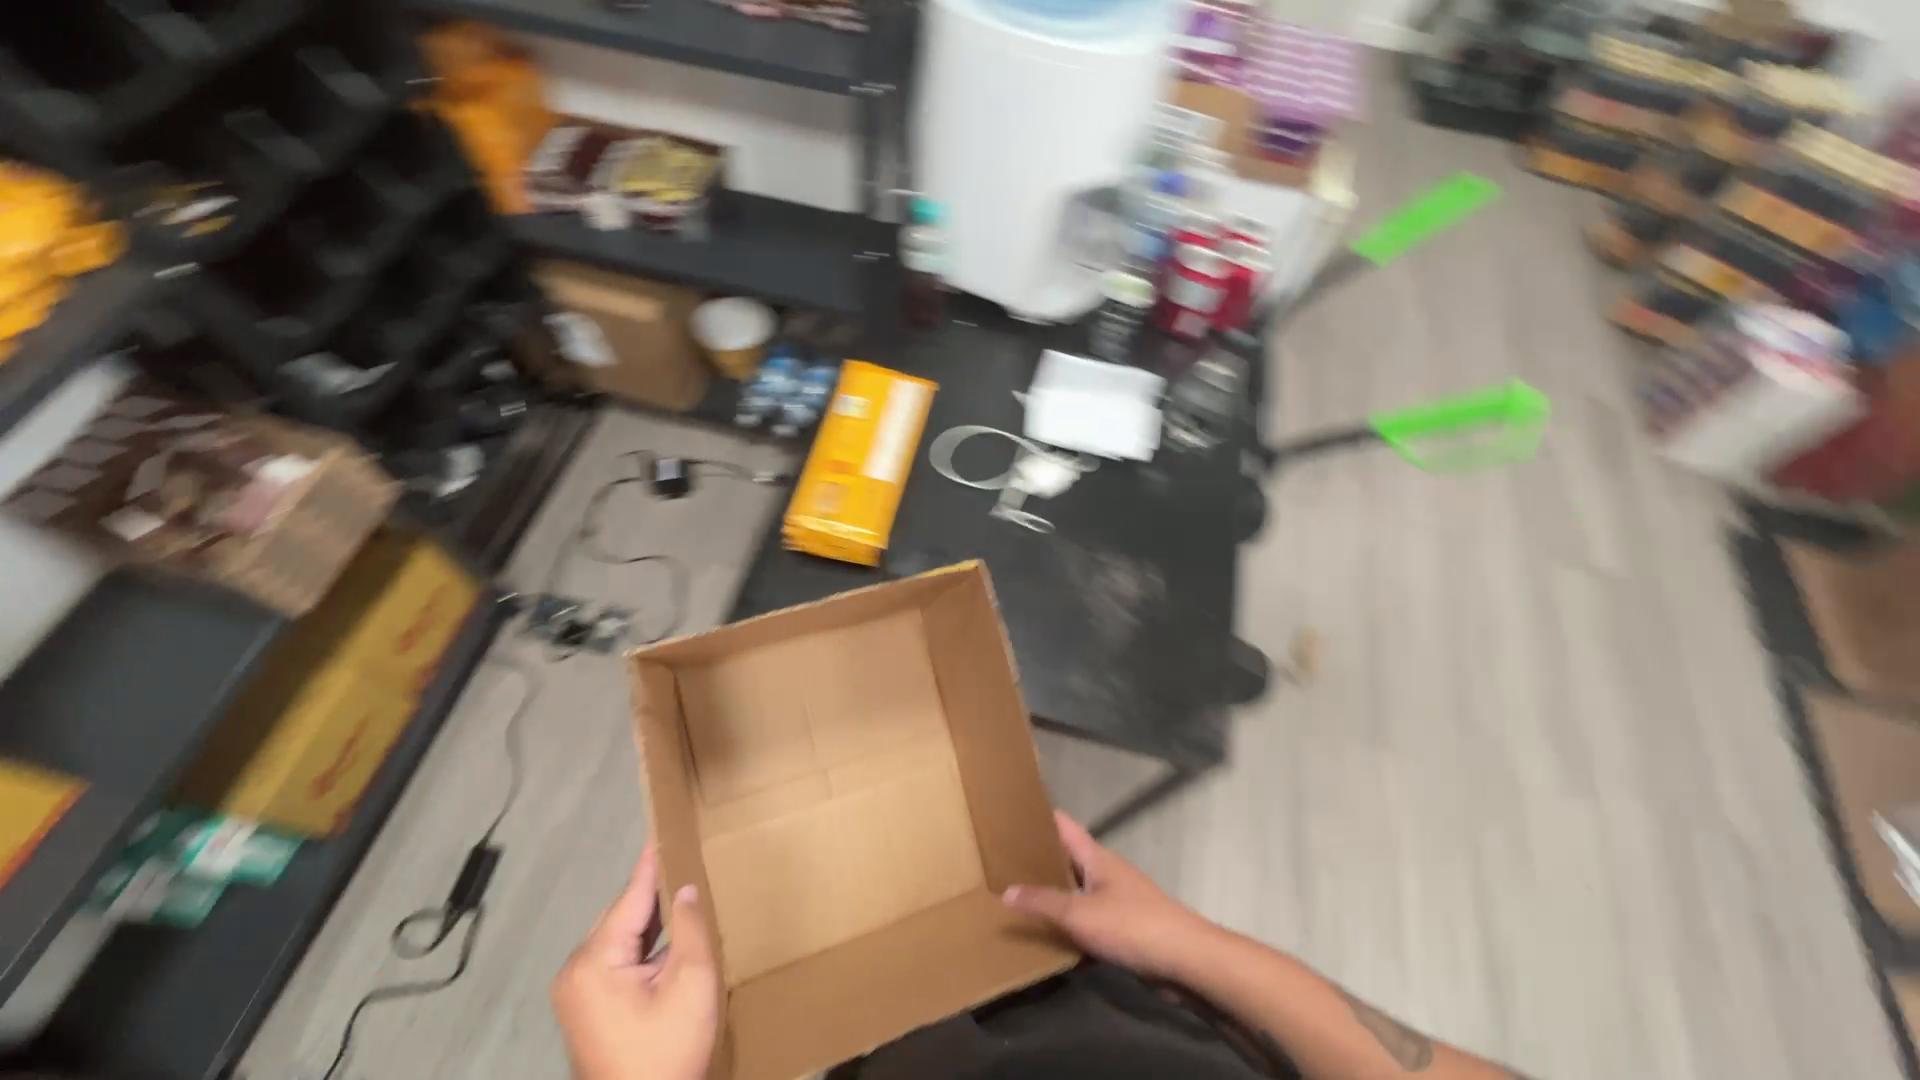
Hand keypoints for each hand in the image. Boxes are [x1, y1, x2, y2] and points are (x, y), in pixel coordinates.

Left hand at [552, 843, 720, 1079]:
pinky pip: (613, 960)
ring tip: (681, 897)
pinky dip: (639, 948)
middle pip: (621, 916)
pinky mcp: (583, 1009)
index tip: (661, 830)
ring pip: (617, 938)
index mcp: (596, 960)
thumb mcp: (692, 984)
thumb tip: (684, 888)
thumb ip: (690, 928)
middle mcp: (575, 969)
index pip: (631, 897)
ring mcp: (575, 992)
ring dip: (648, 923)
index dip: (651, 863)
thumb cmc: (667, 1050)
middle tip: (684, 862)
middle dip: (653, 894)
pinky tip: (666, 943)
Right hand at [1001, 811, 1216, 980]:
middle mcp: (1107, 873)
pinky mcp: (1126, 930)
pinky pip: (1090, 923)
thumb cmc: (1131, 925)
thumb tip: (1005, 891)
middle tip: (1003, 863)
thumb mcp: (1078, 913)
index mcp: (1097, 858)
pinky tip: (1051, 942)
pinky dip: (1072, 929)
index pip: (1064, 827)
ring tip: (1019, 901)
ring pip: (1078, 893)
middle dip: (1040, 861)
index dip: (1041, 818)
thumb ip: (1041, 903)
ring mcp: (1118, 901)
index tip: (1013, 814)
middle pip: (1069, 860)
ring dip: (1055, 897)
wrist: (1184, 959)